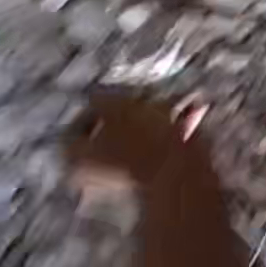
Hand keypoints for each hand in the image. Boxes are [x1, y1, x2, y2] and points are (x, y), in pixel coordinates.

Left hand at [65, 90, 208, 192]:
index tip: (112, 94)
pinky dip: (173, 126)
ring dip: (156, 116)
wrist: (178, 171)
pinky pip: (160, 144)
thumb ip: (103, 98)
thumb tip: (94, 92)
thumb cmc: (142, 141)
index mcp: (75, 159)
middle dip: (131, 111)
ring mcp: (125, 174)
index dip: (92, 108)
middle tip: (148, 95)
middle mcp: (93, 171)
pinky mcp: (155, 173)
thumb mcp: (120, 109)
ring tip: (178, 97)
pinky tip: (192, 110)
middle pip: (107, 133)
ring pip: (138, 136)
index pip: (74, 129)